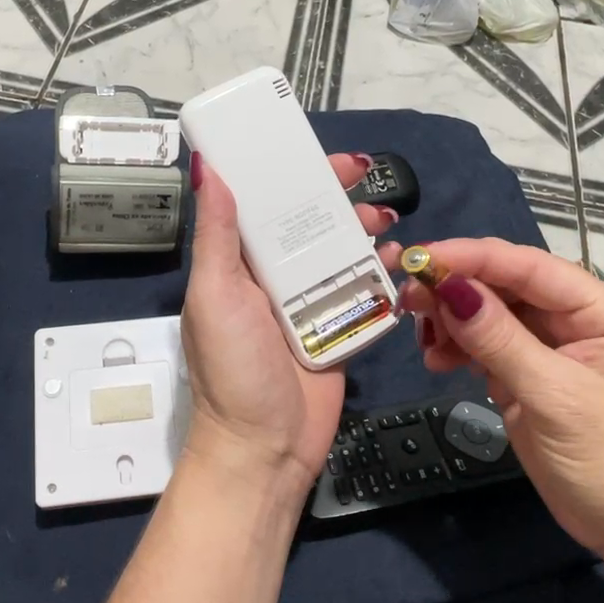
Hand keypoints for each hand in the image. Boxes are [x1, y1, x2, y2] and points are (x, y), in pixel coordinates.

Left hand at [180, 153, 394, 500]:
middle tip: (363, 176)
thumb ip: (217, 234)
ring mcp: (309, 303)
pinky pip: (364, 290)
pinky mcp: (340, 329)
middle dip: (334, 194)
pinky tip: (397, 258)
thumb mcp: (214, 294)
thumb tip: (206, 166)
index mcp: (238, 264)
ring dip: (363, 227)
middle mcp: (273, 277)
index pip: (263, 204)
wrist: (265, 450)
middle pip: (308, 221)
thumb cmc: (232, 368)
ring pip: (340, 250)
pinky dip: (382, 271)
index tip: (315, 152)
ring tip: (383, 219)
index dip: (286, 173)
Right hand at [382, 238, 603, 564]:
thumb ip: (500, 339)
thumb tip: (447, 286)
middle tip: (406, 301)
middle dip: (454, 289)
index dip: (472, 257)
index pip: (529, 267)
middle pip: (504, 284)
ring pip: (488, 313)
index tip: (419, 257)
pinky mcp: (529, 376)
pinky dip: (457, 348)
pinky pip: (484, 345)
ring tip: (423, 342)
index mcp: (603, 309)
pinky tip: (437, 361)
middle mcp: (577, 317)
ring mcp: (551, 347)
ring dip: (450, 320)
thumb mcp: (557, 398)